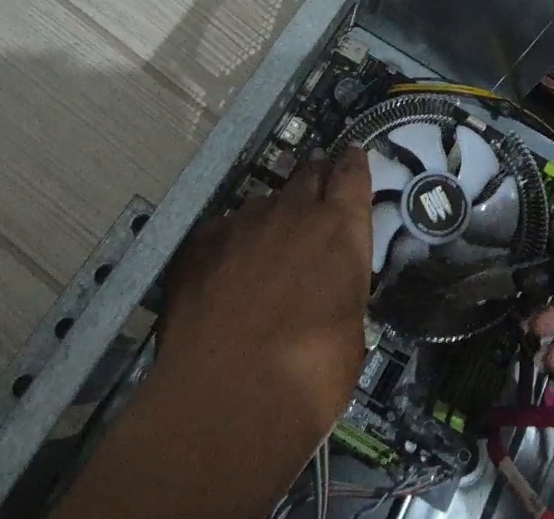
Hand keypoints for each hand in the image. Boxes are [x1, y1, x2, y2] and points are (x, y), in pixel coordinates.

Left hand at [55, 149, 373, 518]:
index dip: (353, 164)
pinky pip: (224, 232)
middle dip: (314, 184)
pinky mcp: (199, 242)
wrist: (224, 398)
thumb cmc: (309, 376)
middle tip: (315, 202)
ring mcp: (241, 223)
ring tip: (265, 258)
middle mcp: (292, 212)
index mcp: (339, 230)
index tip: (352, 155)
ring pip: (263, 207)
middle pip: (307, 176)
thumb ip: (339, 288)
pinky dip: (232, 246)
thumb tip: (327, 288)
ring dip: (271, 223)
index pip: (352, 174)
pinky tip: (226, 278)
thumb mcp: (350, 330)